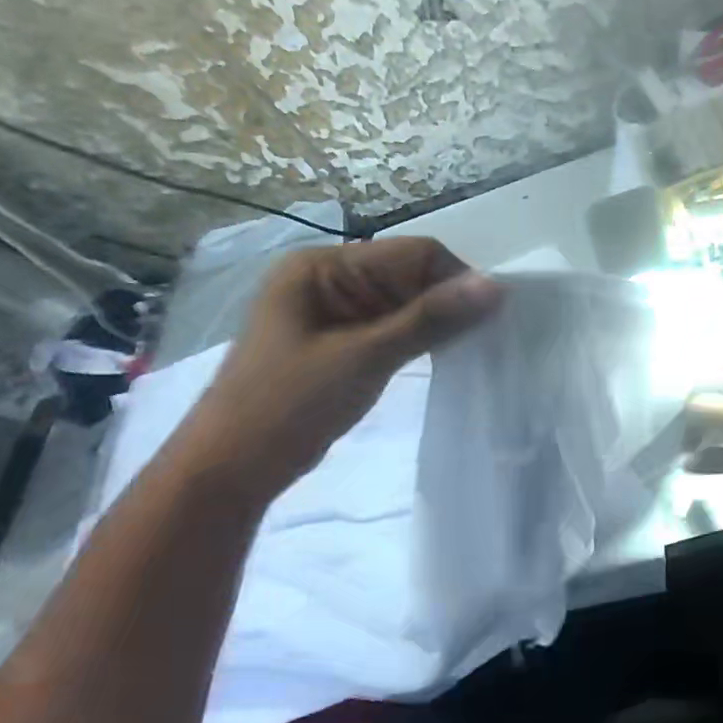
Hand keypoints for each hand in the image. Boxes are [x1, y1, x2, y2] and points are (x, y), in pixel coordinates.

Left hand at [168, 238, 503, 484]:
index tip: (492, 317)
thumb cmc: (289, 404)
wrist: (228, 469)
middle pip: (406, 275)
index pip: (410, 254)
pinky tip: (438, 358)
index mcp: (322, 265)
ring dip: (433, 324)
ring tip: (467, 350)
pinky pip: (386, 329)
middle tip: (485, 339)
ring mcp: (329, 313)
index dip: (455, 279)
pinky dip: (413, 341)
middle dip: (445, 303)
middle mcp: (325, 278)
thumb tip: (495, 287)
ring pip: (400, 304)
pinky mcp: (335, 343)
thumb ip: (430, 319)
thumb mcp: (365, 357)